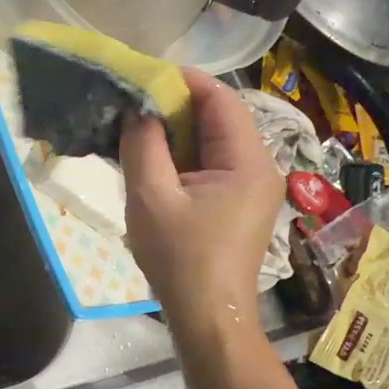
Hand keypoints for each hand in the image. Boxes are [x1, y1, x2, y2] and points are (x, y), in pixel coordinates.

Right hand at [120, 68, 281, 340]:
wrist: (206, 314)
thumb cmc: (181, 256)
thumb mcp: (151, 196)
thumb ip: (143, 145)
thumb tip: (138, 109)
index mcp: (248, 161)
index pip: (221, 100)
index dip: (183, 80)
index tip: (142, 74)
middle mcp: (258, 167)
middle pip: (218, 118)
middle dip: (174, 104)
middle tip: (130, 99)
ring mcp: (249, 187)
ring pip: (211, 141)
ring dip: (174, 129)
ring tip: (133, 124)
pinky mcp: (235, 203)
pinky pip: (208, 163)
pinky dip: (179, 153)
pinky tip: (149, 156)